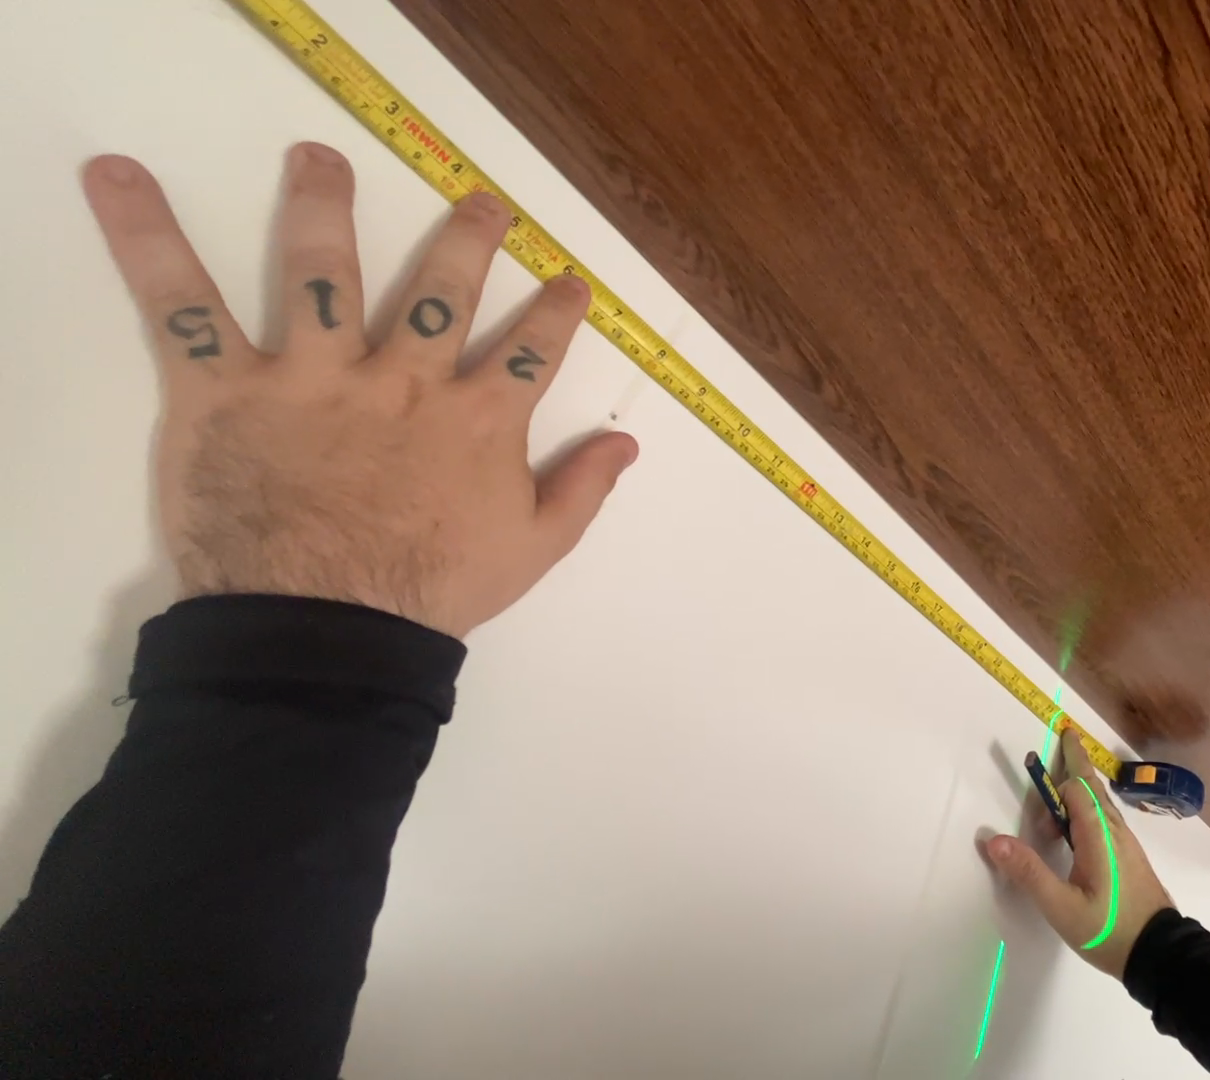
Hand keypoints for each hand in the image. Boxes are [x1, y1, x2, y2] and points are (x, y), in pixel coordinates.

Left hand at [82, 143, 636, 637]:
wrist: (331, 623)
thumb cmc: (440, 583)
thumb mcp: (539, 543)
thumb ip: (585, 486)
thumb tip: (628, 441)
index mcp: (482, 420)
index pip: (533, 348)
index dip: (558, 312)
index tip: (571, 283)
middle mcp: (408, 381)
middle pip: (444, 291)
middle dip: (471, 241)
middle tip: (485, 203)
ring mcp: (318, 377)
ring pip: (323, 274)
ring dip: (326, 210)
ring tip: (322, 158)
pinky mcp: (229, 390)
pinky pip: (182, 309)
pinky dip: (147, 241)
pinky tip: (120, 180)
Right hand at [985, 733, 1175, 978]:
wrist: (1161, 955)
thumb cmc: (1111, 929)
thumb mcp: (1062, 907)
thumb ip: (1029, 872)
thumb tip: (993, 839)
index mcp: (1098, 834)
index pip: (1076, 790)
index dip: (1052, 790)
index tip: (1036, 798)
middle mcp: (1114, 830)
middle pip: (1092, 785)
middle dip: (1077, 759)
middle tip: (1068, 733)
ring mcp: (1126, 843)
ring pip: (1101, 802)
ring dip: (1082, 784)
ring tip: (1069, 774)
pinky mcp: (1129, 857)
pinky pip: (1106, 817)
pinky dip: (1090, 805)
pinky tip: (1082, 824)